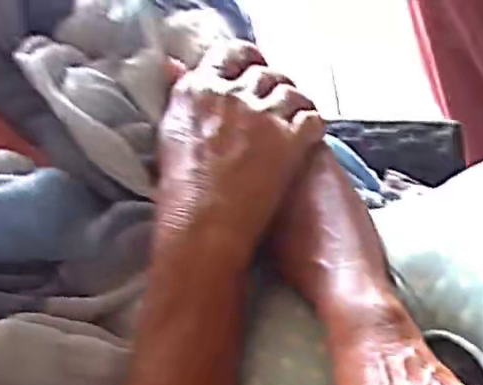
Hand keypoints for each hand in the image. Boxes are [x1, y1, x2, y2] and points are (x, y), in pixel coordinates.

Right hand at [155, 42, 323, 269]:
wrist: (202, 231)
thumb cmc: (180, 198)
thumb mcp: (168, 136)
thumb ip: (179, 100)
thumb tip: (174, 68)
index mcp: (198, 90)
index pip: (228, 56)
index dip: (245, 63)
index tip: (252, 73)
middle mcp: (231, 95)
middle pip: (263, 72)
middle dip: (274, 83)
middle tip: (280, 99)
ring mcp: (261, 116)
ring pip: (290, 91)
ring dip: (296, 101)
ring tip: (299, 116)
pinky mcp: (286, 142)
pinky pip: (310, 119)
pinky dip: (314, 125)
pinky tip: (313, 137)